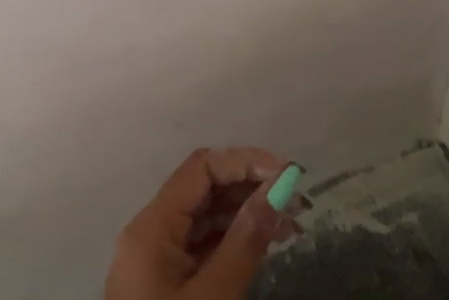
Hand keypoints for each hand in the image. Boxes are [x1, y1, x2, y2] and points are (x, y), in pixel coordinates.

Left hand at [104, 147, 301, 299]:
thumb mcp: (214, 295)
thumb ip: (246, 239)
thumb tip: (279, 187)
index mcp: (152, 227)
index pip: (202, 168)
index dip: (247, 161)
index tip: (288, 175)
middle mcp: (150, 232)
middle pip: (205, 188)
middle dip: (252, 187)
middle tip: (298, 201)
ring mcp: (156, 258)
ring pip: (206, 215)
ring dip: (248, 213)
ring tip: (292, 226)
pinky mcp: (165, 281)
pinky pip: (202, 243)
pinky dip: (235, 238)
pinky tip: (266, 245)